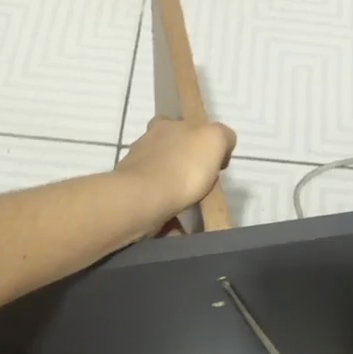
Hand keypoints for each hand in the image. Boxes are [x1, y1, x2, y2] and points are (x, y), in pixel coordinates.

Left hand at [115, 118, 234, 225]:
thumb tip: (221, 146)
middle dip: (184, 168)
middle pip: (169, 153)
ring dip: (174, 193)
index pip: (182, 125)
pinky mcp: (131, 197)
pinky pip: (155, 207)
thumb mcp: (215, 138)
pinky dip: (167, 217)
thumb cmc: (182, 166)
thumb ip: (222, 136)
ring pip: (160, 181)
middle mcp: (145, 145)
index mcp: (164, 126)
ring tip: (191, 211)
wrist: (144, 199)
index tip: (209, 161)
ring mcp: (134, 173)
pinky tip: (178, 228)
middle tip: (201, 186)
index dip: (198, 140)